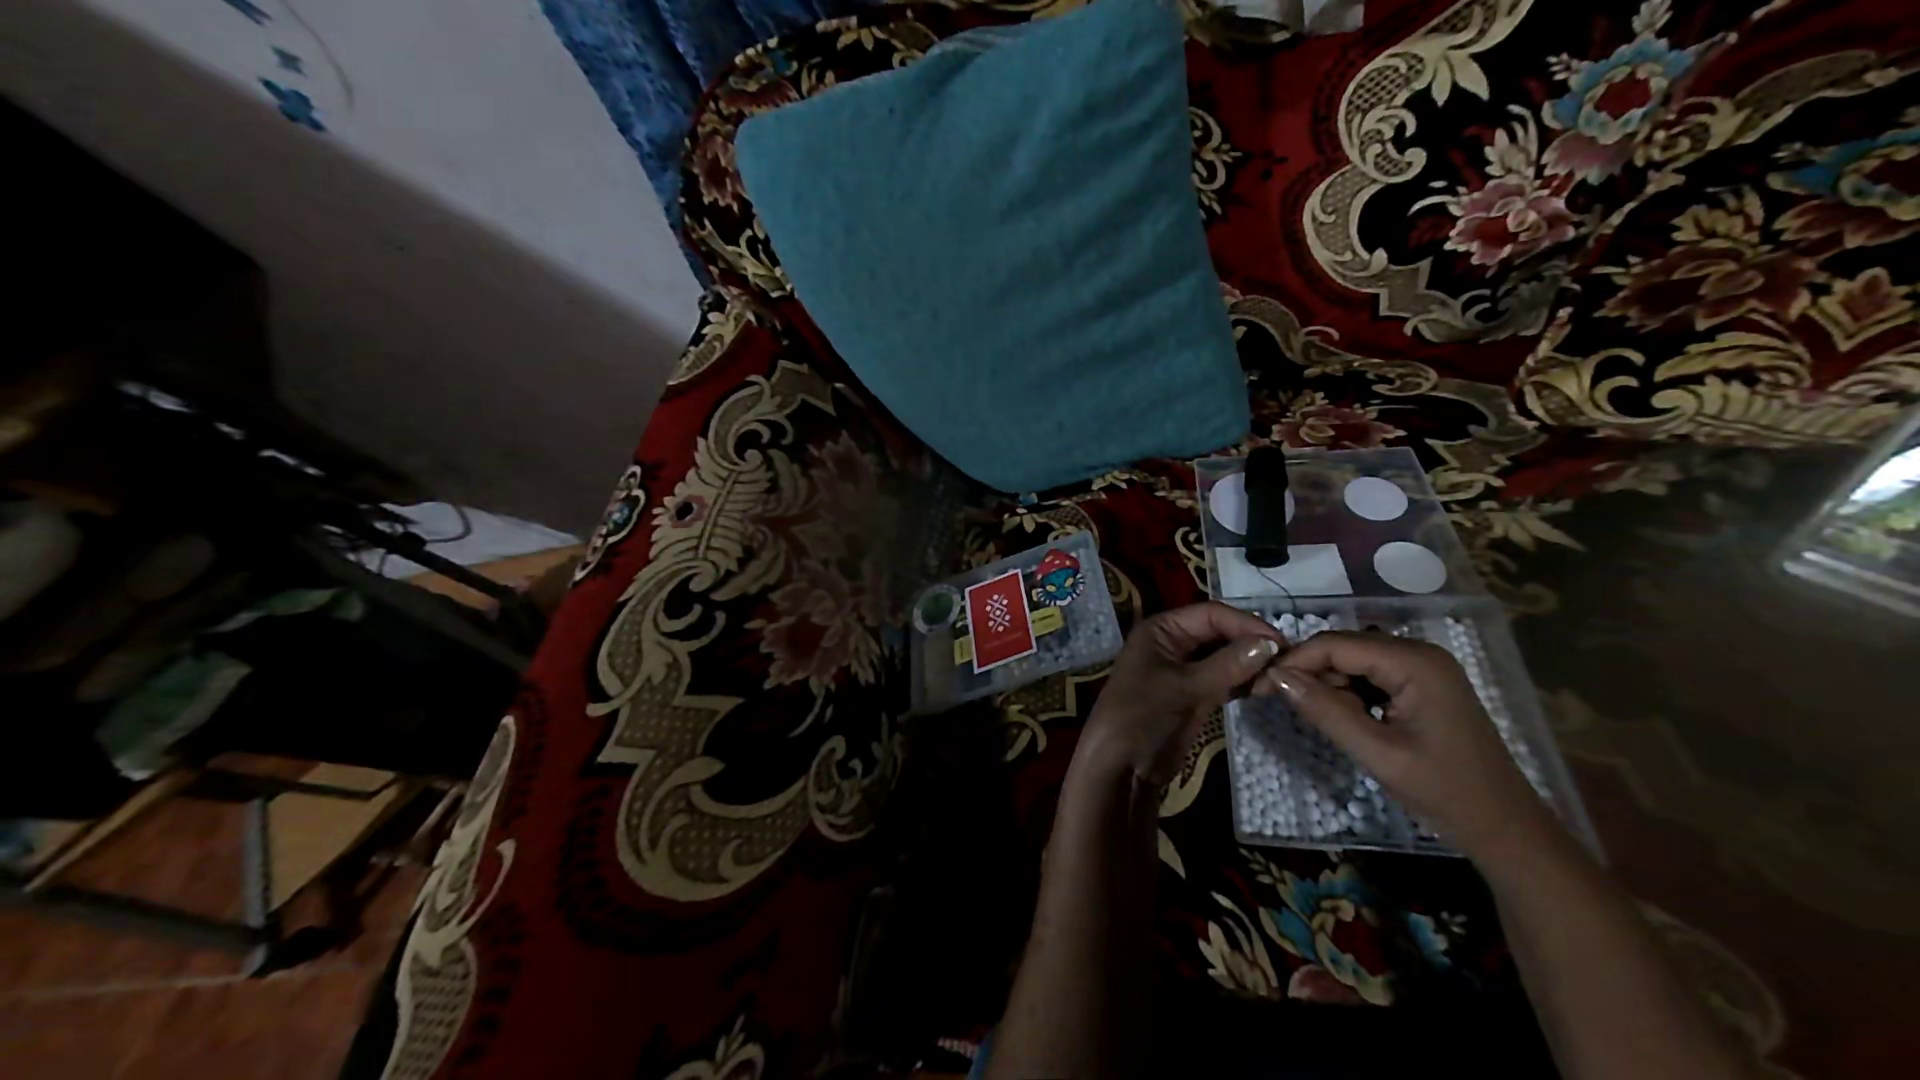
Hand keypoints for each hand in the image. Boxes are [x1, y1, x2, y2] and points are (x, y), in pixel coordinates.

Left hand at [1075, 602, 1283, 789]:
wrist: (1120, 768)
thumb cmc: (1142, 717)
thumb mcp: (1184, 688)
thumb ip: (1227, 665)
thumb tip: (1271, 644)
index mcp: (1161, 629)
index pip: (1210, 614)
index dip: (1245, 624)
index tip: (1281, 643)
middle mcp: (1172, 642)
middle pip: (1220, 633)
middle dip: (1251, 644)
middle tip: (1289, 662)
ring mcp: (1183, 669)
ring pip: (1225, 656)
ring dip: (1251, 664)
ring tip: (1280, 678)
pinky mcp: (1193, 694)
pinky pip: (1224, 678)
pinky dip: (1243, 681)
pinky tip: (1264, 689)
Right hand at [1259, 631, 1555, 861]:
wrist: (1506, 828)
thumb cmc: (1445, 792)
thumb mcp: (1377, 754)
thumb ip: (1325, 711)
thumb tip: (1274, 677)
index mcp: (1415, 663)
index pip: (1335, 644)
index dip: (1292, 661)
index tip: (1258, 687)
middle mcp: (1419, 653)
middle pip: (1342, 648)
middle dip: (1306, 671)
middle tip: (1273, 700)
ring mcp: (1423, 667)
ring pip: (1352, 661)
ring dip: (1325, 684)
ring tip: (1310, 715)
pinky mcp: (1421, 684)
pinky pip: (1369, 675)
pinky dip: (1346, 692)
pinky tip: (1340, 717)